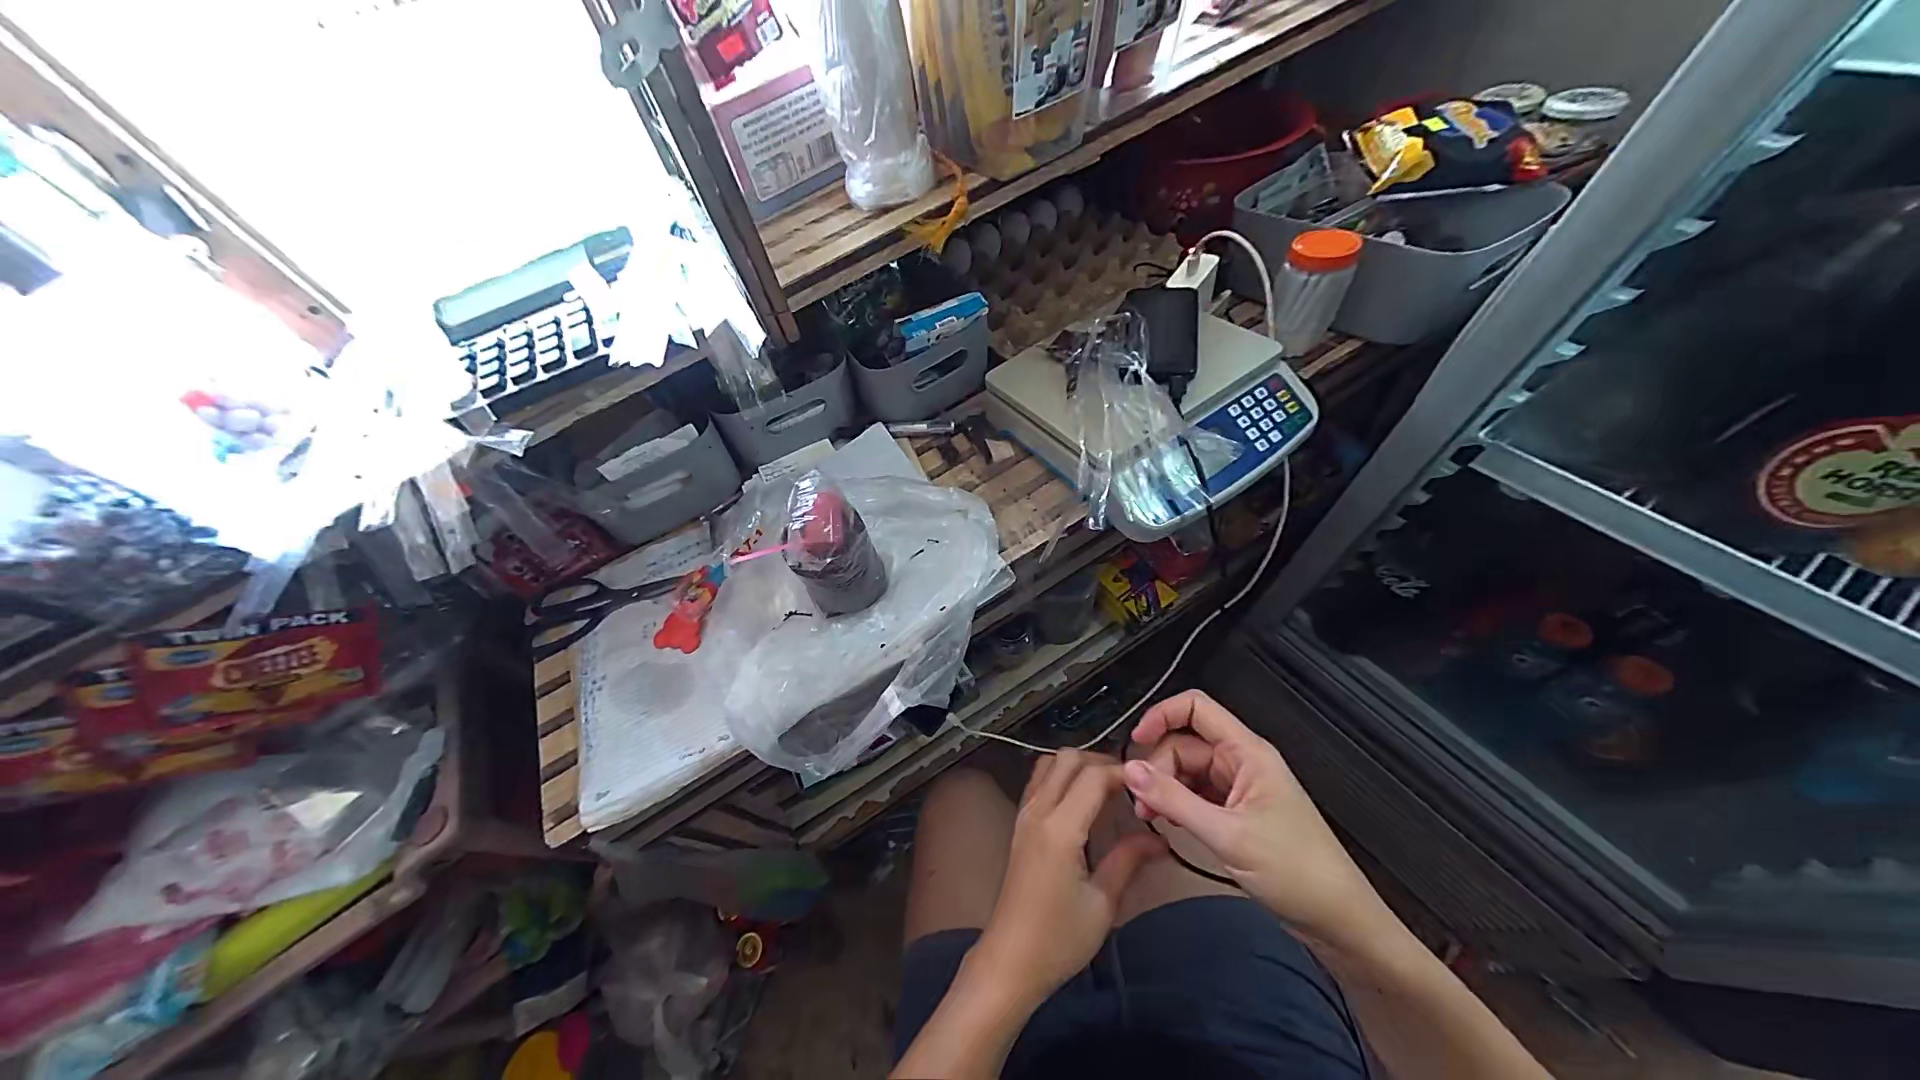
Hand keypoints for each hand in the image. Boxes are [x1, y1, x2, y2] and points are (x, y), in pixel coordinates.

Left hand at [972, 751, 1164, 1003]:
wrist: (1009, 960)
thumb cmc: (1058, 938)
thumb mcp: (1103, 903)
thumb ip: (1129, 860)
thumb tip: (1160, 840)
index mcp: (1059, 827)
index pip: (1094, 776)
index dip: (1124, 773)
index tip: (1151, 785)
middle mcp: (1038, 811)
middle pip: (1068, 759)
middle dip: (1101, 763)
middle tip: (1131, 786)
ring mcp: (1024, 815)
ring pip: (1049, 764)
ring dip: (1079, 766)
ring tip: (1109, 790)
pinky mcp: (1019, 825)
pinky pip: (1039, 782)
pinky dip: (1062, 777)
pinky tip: (1083, 802)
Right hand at [1123, 690, 1391, 952]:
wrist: (1338, 920)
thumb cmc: (1299, 873)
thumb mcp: (1227, 835)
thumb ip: (1174, 800)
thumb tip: (1132, 771)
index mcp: (1248, 753)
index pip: (1196, 708)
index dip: (1161, 715)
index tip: (1136, 741)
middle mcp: (1242, 763)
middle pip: (1184, 743)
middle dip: (1158, 767)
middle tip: (1143, 802)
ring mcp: (1239, 787)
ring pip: (1186, 771)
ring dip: (1164, 789)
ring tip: (1151, 818)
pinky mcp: (1236, 812)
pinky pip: (1195, 794)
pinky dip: (1177, 805)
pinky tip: (1168, 824)